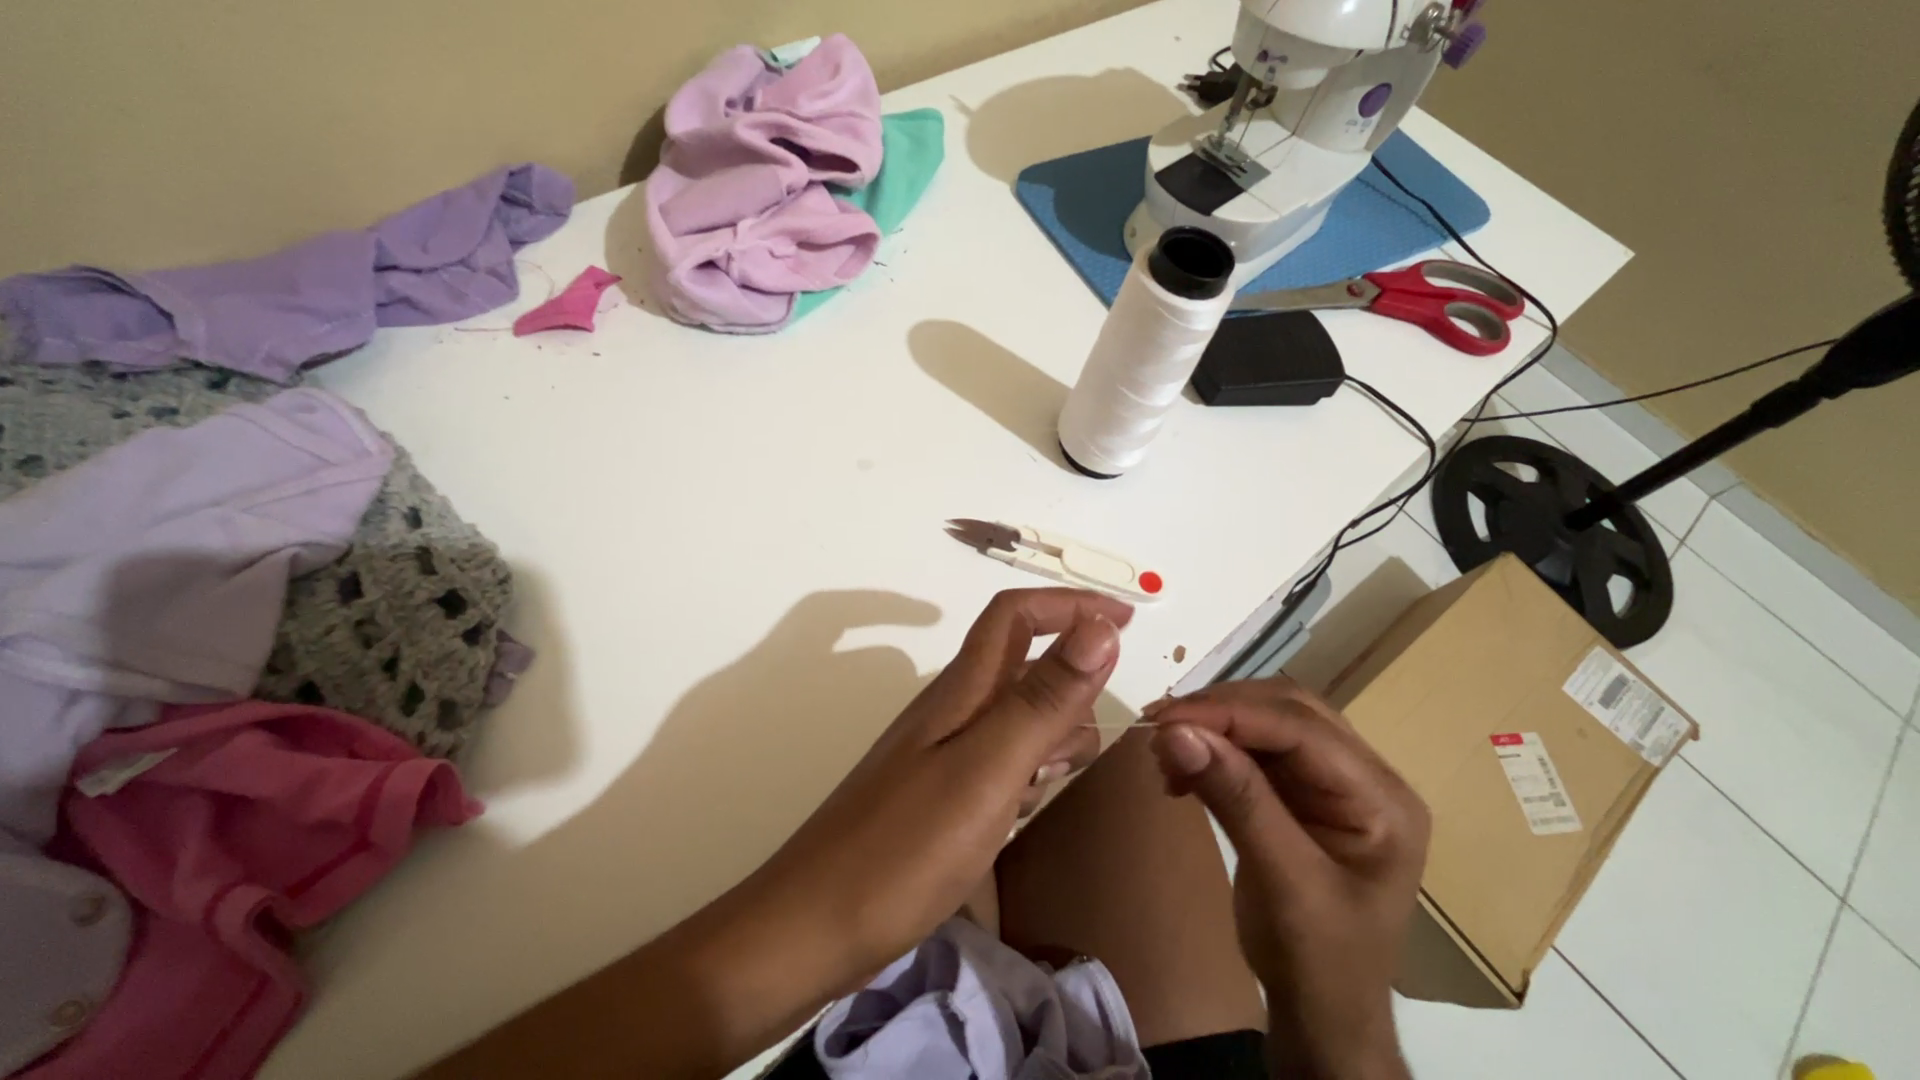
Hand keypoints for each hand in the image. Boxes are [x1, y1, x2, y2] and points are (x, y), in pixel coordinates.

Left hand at [747, 587, 1131, 983]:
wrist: (816, 926)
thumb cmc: (905, 848)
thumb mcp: (988, 770)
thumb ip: (1042, 700)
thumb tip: (1100, 626)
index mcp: (961, 692)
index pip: (1016, 615)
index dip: (1070, 604)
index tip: (1129, 617)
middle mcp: (951, 712)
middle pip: (1022, 663)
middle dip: (1071, 679)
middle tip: (1099, 729)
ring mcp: (942, 755)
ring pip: (1015, 716)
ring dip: (1054, 730)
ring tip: (1066, 775)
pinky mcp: (939, 797)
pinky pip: (1001, 762)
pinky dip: (1030, 770)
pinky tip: (1030, 806)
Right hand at [1147, 677, 1428, 1079]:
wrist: (1325, 1014)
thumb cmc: (1319, 962)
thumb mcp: (1283, 884)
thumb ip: (1238, 801)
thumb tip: (1176, 733)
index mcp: (1382, 799)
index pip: (1304, 730)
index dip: (1233, 715)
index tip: (1166, 719)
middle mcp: (1364, 778)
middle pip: (1289, 713)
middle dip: (1221, 712)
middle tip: (1159, 725)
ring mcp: (1333, 785)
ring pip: (1269, 724)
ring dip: (1214, 727)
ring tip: (1164, 748)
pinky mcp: (1302, 795)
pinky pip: (1254, 752)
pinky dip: (1214, 751)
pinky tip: (1183, 772)